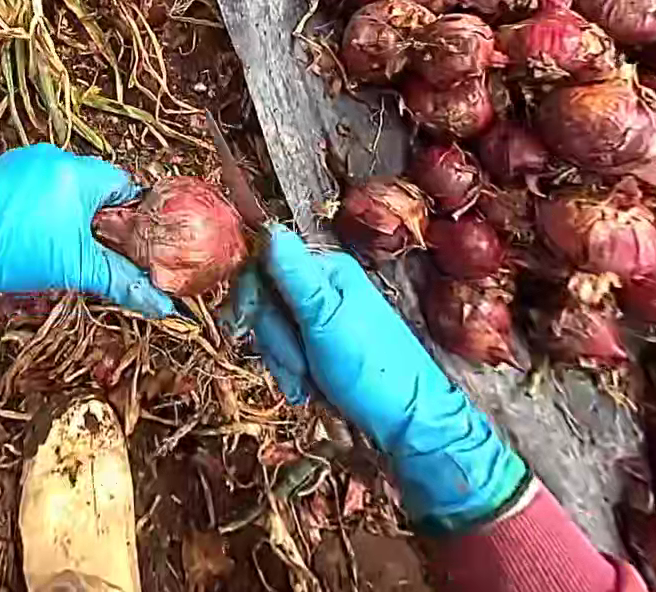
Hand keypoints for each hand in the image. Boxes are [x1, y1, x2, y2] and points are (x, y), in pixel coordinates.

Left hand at [0, 144, 174, 317]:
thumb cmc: (18, 253)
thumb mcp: (77, 268)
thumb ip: (122, 281)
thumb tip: (162, 303)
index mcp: (81, 174)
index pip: (125, 185)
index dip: (126, 214)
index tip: (118, 237)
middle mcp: (58, 156)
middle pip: (97, 182)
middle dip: (97, 210)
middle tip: (87, 241)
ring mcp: (31, 157)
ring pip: (69, 178)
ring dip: (71, 202)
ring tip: (57, 234)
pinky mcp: (9, 164)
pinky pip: (42, 176)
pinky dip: (46, 194)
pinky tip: (35, 221)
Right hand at [223, 225, 526, 532]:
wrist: (411, 426)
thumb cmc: (372, 370)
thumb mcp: (326, 320)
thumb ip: (295, 275)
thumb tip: (271, 230)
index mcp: (327, 269)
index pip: (266, 264)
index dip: (252, 296)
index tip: (244, 325)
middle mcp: (324, 286)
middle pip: (267, 298)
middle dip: (274, 338)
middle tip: (297, 365)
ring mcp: (324, 316)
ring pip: (274, 328)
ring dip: (282, 359)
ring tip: (305, 383)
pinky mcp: (322, 345)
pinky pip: (287, 350)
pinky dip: (291, 372)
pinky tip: (306, 389)